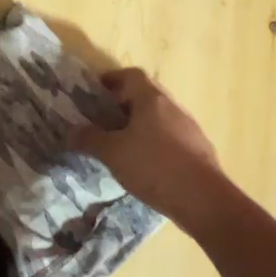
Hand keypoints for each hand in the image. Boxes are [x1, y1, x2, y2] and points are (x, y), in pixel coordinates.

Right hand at [76, 68, 225, 228]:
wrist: (204, 200)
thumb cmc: (154, 166)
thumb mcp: (113, 153)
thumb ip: (90, 139)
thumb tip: (71, 132)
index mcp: (152, 99)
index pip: (132, 76)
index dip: (113, 79)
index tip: (98, 90)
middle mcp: (173, 107)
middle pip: (147, 95)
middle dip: (125, 103)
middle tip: (106, 118)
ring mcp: (190, 128)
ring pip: (160, 117)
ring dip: (142, 124)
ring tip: (124, 143)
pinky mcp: (200, 150)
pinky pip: (172, 137)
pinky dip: (156, 142)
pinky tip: (147, 164)